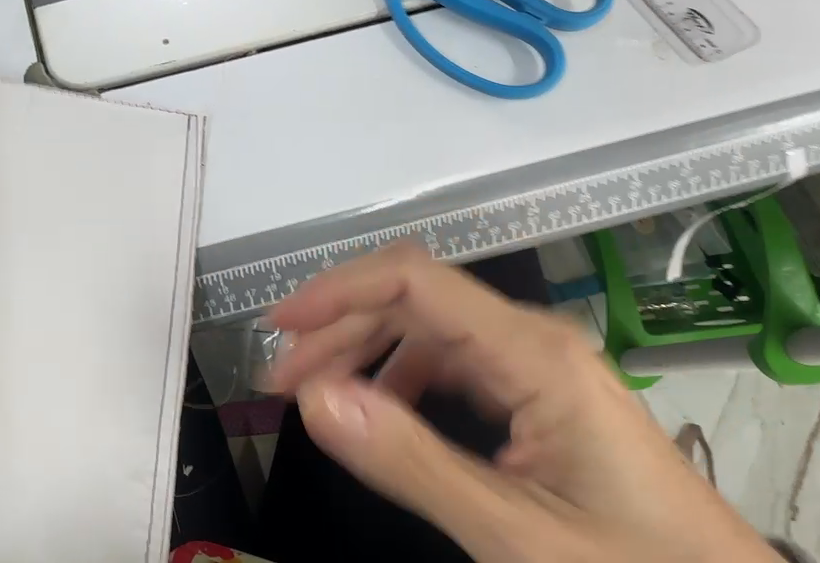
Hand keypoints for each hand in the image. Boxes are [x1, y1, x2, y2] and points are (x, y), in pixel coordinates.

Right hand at [266, 244, 777, 562]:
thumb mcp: (517, 536)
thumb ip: (411, 463)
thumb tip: (312, 397)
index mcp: (535, 353)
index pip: (413, 282)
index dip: (337, 290)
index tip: (278, 328)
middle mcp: (534, 340)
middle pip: (413, 300)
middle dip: (339, 328)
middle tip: (281, 380)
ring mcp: (539, 365)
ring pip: (428, 328)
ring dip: (364, 350)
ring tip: (318, 392)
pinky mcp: (541, 395)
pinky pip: (452, 362)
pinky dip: (400, 375)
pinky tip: (382, 409)